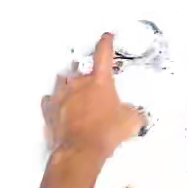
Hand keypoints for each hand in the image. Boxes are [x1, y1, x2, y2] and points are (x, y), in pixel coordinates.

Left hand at [42, 33, 145, 167]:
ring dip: (69, 81)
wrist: (80, 151)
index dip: (106, 42)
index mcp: (100, 81)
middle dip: (86, 70)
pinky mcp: (50, 110)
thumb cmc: (105, 133)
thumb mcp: (131, 121)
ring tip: (74, 87)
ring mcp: (62, 96)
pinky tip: (58, 104)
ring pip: (62, 79)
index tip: (107, 36)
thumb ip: (133, 112)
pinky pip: (49, 100)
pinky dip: (54, 100)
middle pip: (80, 67)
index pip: (103, 53)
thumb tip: (137, 115)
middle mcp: (79, 84)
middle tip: (92, 78)